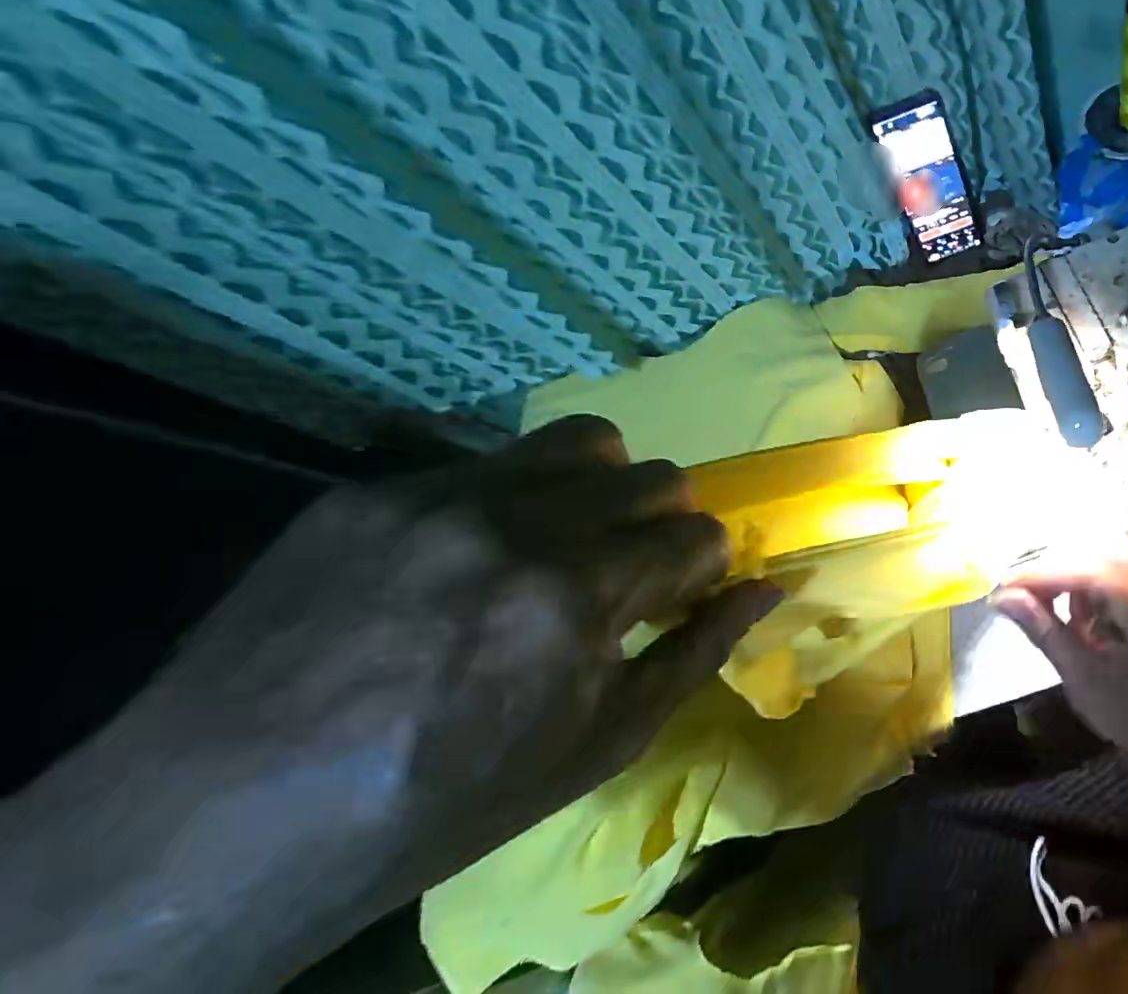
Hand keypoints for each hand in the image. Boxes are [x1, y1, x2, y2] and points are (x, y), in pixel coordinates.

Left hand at [0, 415, 778, 990]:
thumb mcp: (599, 743)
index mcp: (577, 598)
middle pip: (657, 476)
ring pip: (587, 440)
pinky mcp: (373, 490)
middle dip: (666, 525)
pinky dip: (520, 497)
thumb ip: (696, 652)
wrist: (220, 827)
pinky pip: (491, 461)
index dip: (703, 569)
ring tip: (572, 537)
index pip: (699, 535)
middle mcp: (519, 526)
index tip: (677, 598)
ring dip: (606, 486)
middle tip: (629, 573)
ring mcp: (439, 497)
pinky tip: (478, 554)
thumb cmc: (446, 800)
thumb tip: (768, 590)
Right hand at [990, 560, 1127, 768]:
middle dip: (1051, 581)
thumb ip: (1045, 631)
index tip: (997, 592)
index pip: (1075, 572)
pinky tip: (1086, 624)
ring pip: (1098, 563)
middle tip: (1020, 608)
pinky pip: (1114, 573)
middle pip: (1086, 559)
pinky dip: (1091, 592)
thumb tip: (1003, 597)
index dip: (1033, 579)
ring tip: (1061, 625)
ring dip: (1071, 587)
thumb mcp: (1086, 679)